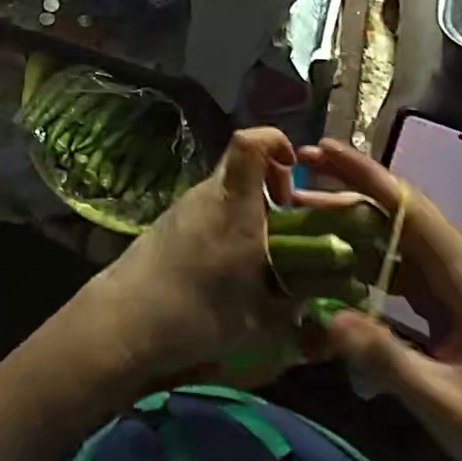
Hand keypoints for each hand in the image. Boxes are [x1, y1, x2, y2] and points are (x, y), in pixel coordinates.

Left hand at [72, 127, 317, 387]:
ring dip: (253, 215)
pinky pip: (210, 212)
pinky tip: (234, 271)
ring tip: (269, 260)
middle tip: (293, 231)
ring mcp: (185, 207)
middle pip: (243, 168)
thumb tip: (333, 297)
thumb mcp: (265, 316)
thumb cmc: (200, 310)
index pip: (249, 142)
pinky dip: (230, 228)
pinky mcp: (170, 223)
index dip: (274, 142)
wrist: (128, 318)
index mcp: (234, 202)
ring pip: (228, 193)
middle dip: (274, 189)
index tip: (294, 171)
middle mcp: (208, 194)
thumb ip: (303, 302)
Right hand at [304, 140, 461, 460]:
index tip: (323, 150)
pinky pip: (400, 274)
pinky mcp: (450, 315)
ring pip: (397, 244)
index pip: (415, 214)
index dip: (368, 176)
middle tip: (293, 183)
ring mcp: (459, 296)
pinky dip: (363, 262)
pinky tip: (332, 267)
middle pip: (401, 220)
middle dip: (348, 193)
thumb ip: (392, 363)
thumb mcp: (453, 411)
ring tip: (302, 218)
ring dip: (351, 227)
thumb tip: (330, 318)